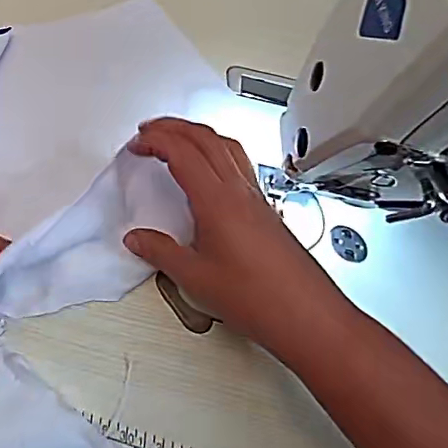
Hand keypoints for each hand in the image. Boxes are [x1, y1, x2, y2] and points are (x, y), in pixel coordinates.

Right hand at [122, 117, 352, 357]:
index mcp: (218, 201)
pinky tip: (209, 170)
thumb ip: (160, 253)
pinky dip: (216, 152)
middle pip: (205, 137)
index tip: (136, 144)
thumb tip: (138, 239)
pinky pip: (240, 164)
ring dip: (197, 134)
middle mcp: (241, 192)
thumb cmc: (263, 300)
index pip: (182, 151)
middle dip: (172, 127)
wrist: (311, 320)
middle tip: (148, 131)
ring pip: (226, 145)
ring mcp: (257, 199)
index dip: (154, 140)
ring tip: (176, 139)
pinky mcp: (267, 210)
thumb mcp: (196, 278)